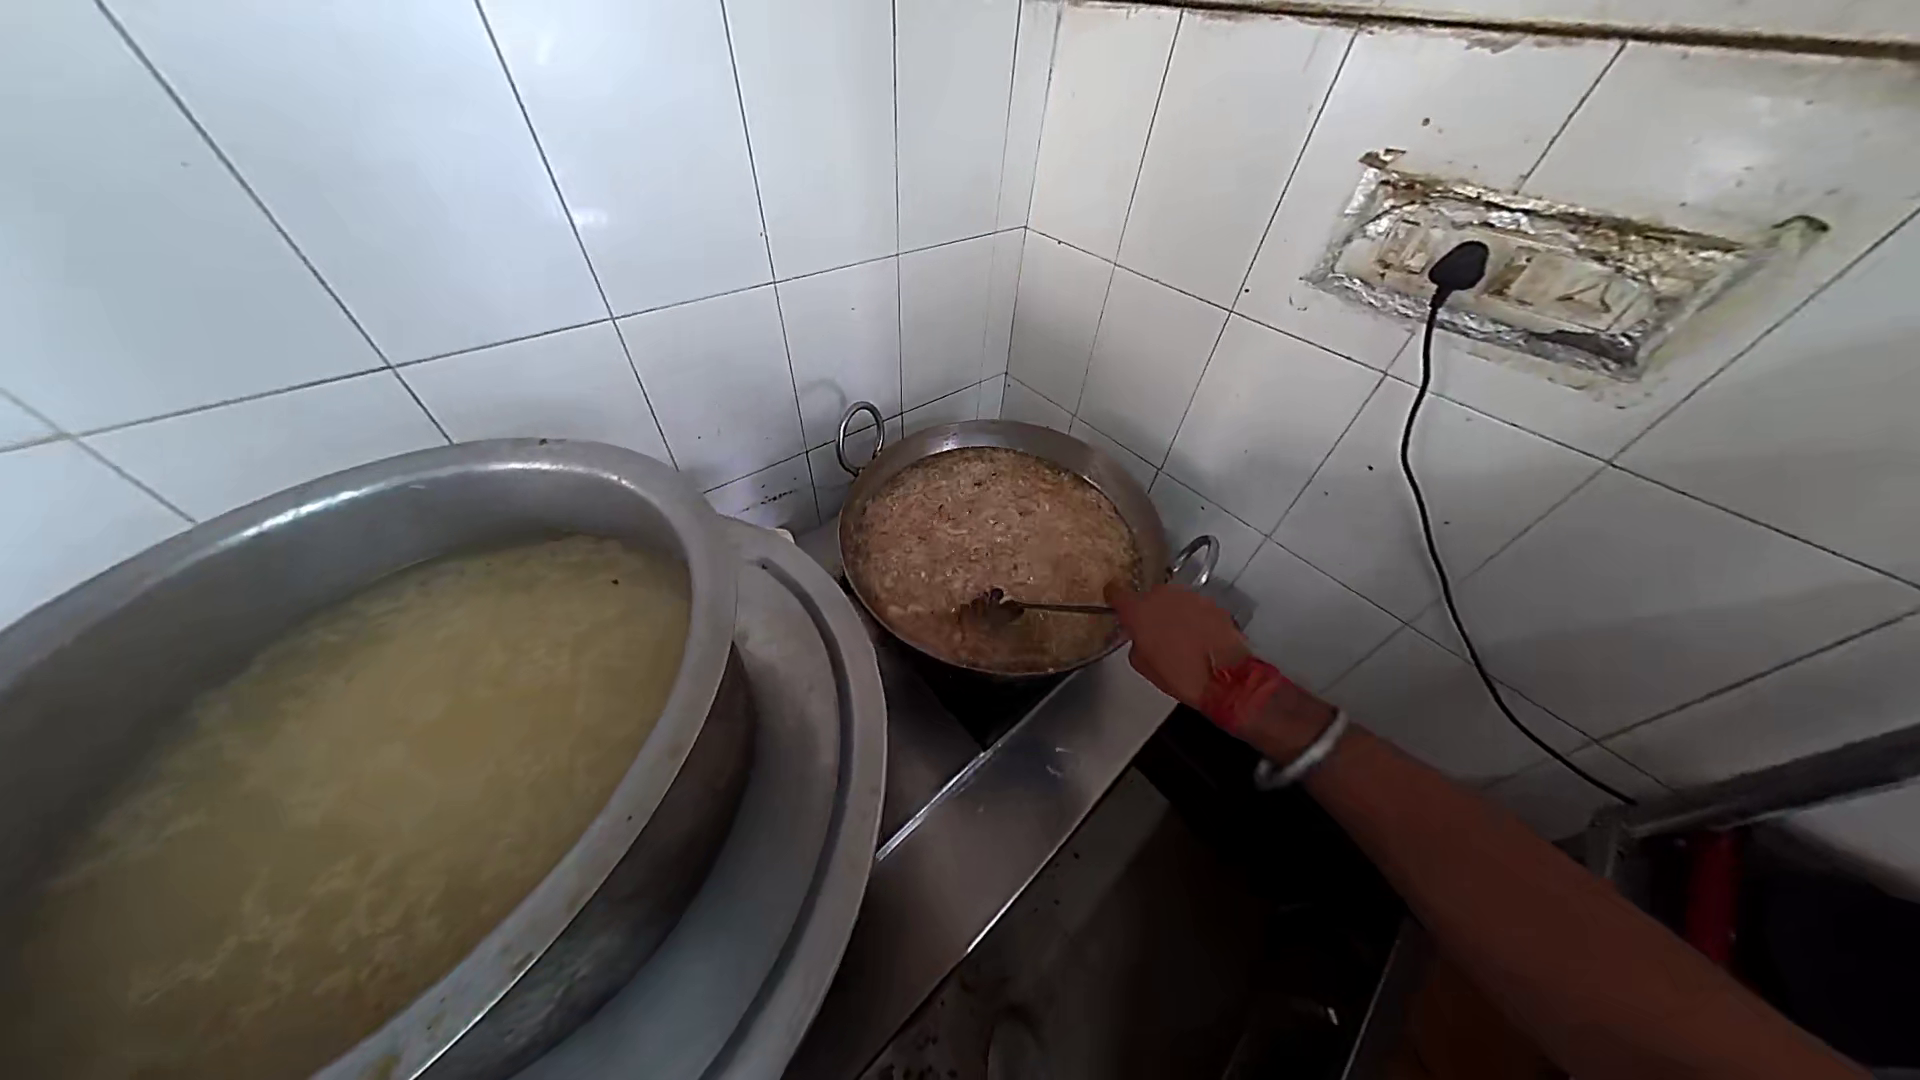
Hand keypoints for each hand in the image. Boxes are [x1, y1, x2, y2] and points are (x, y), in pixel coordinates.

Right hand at [1103, 582, 1248, 708]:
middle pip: (1149, 596)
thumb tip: (1140, 637)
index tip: (1115, 602)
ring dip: (1173, 613)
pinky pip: (1195, 607)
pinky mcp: (1212, 603)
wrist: (1225, 678)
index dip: (1115, 598)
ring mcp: (1189, 597)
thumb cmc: (1181, 674)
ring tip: (1180, 636)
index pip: (1117, 593)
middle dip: (1150, 610)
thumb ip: (1135, 641)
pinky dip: (1195, 617)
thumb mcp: (1142, 664)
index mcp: (1139, 610)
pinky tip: (1198, 636)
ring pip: (1174, 600)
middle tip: (1154, 631)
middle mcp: (1162, 596)